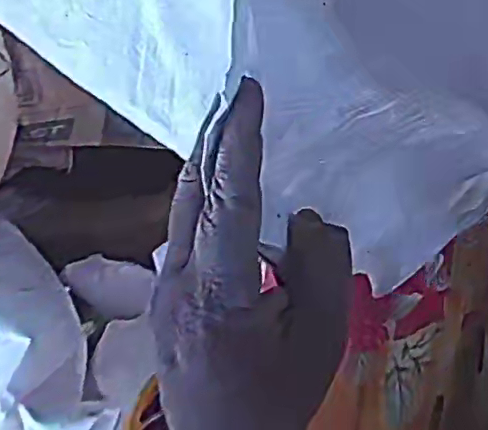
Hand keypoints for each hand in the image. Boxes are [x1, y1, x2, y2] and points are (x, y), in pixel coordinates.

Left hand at [151, 77, 351, 429]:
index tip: (251, 94)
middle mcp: (179, 279)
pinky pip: (185, 220)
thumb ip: (323, 261)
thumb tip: (301, 219)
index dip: (242, 139)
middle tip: (239, 90)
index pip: (230, 197)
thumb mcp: (322, 333)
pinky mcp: (166, 293)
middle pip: (193, 188)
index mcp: (218, 290)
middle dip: (216, 132)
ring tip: (232, 117)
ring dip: (208, 153)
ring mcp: (165, 287)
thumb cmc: (275, 397)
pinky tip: (223, 172)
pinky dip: (206, 182)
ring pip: (182, 202)